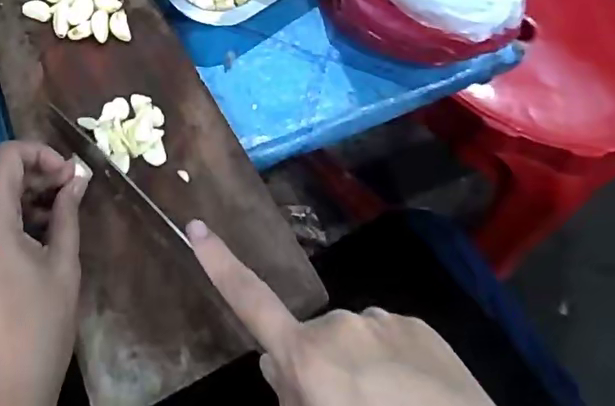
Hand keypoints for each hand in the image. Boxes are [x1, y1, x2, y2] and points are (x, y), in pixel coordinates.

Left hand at [0, 141, 89, 405]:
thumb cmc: (36, 330)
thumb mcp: (62, 267)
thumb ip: (67, 214)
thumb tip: (77, 179)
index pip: (7, 156)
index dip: (41, 153)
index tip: (70, 174)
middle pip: (2, 178)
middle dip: (41, 175)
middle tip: (76, 191)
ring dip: (31, 198)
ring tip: (66, 214)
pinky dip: (18, 220)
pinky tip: (46, 237)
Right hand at [187, 219, 494, 405]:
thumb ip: (292, 393)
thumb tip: (275, 364)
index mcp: (310, 359)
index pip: (252, 303)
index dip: (220, 265)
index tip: (196, 225)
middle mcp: (339, 325)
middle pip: (307, 341)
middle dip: (312, 367)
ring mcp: (381, 319)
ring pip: (350, 341)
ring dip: (355, 367)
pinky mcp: (417, 324)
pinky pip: (386, 338)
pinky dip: (389, 362)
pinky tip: (412, 395)